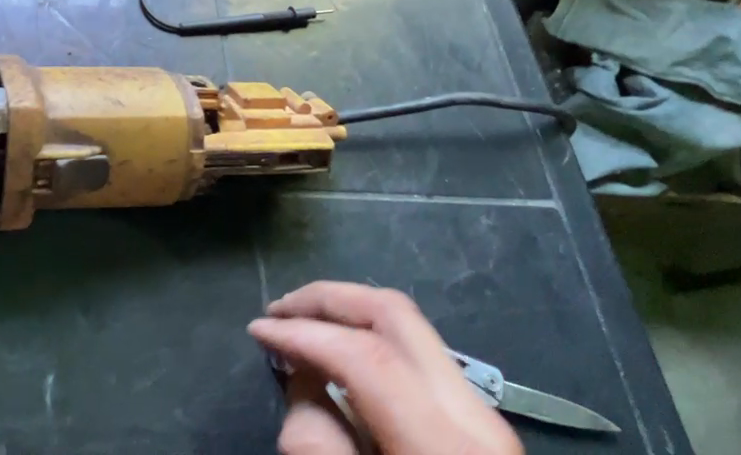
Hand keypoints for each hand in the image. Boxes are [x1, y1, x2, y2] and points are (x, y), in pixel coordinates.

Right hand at [248, 282, 519, 454]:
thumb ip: (319, 443)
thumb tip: (303, 379)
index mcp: (446, 446)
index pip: (364, 355)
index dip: (301, 333)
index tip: (256, 333)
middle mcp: (475, 417)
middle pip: (394, 314)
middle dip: (327, 300)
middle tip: (278, 310)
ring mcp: (484, 420)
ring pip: (410, 329)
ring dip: (348, 317)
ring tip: (300, 330)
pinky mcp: (480, 430)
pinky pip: (417, 360)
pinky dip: (370, 344)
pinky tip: (338, 363)